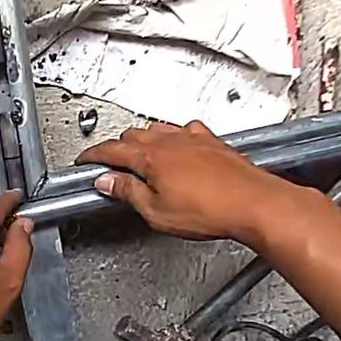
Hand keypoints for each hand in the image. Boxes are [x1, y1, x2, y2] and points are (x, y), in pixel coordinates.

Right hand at [77, 121, 302, 241]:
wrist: (256, 204)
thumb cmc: (212, 209)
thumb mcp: (155, 211)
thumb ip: (128, 191)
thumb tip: (107, 180)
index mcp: (151, 157)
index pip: (111, 149)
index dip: (93, 155)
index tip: (84, 161)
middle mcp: (171, 141)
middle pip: (132, 135)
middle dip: (116, 148)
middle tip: (109, 166)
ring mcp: (194, 139)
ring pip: (157, 129)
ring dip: (142, 141)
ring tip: (138, 158)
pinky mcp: (212, 143)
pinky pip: (184, 131)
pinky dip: (172, 138)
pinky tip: (176, 149)